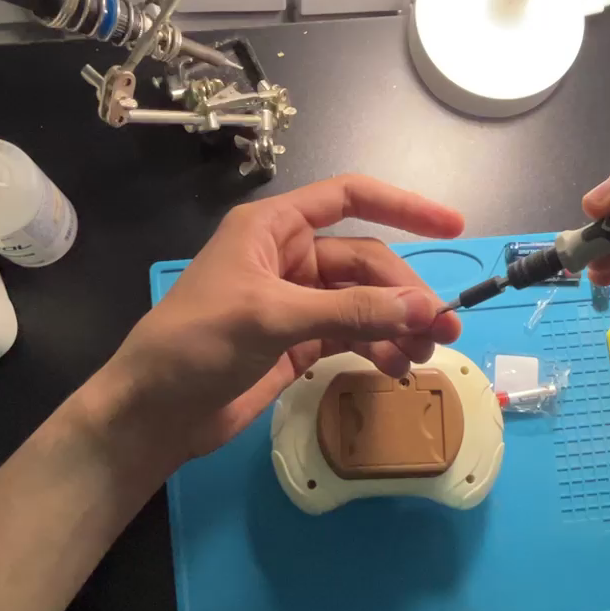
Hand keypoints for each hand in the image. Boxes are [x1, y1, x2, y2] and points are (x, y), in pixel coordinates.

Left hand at [93, 175, 465, 465]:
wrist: (155, 412)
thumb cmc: (197, 344)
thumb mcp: (272, 318)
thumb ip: (349, 311)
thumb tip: (422, 307)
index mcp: (274, 228)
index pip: (349, 198)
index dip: (404, 207)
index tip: (454, 228)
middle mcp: (290, 259)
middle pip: (366, 262)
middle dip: (405, 293)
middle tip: (444, 329)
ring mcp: (297, 303)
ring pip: (364, 303)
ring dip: (397, 325)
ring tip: (426, 355)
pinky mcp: (299, 343)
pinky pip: (352, 335)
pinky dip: (377, 348)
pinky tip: (397, 367)